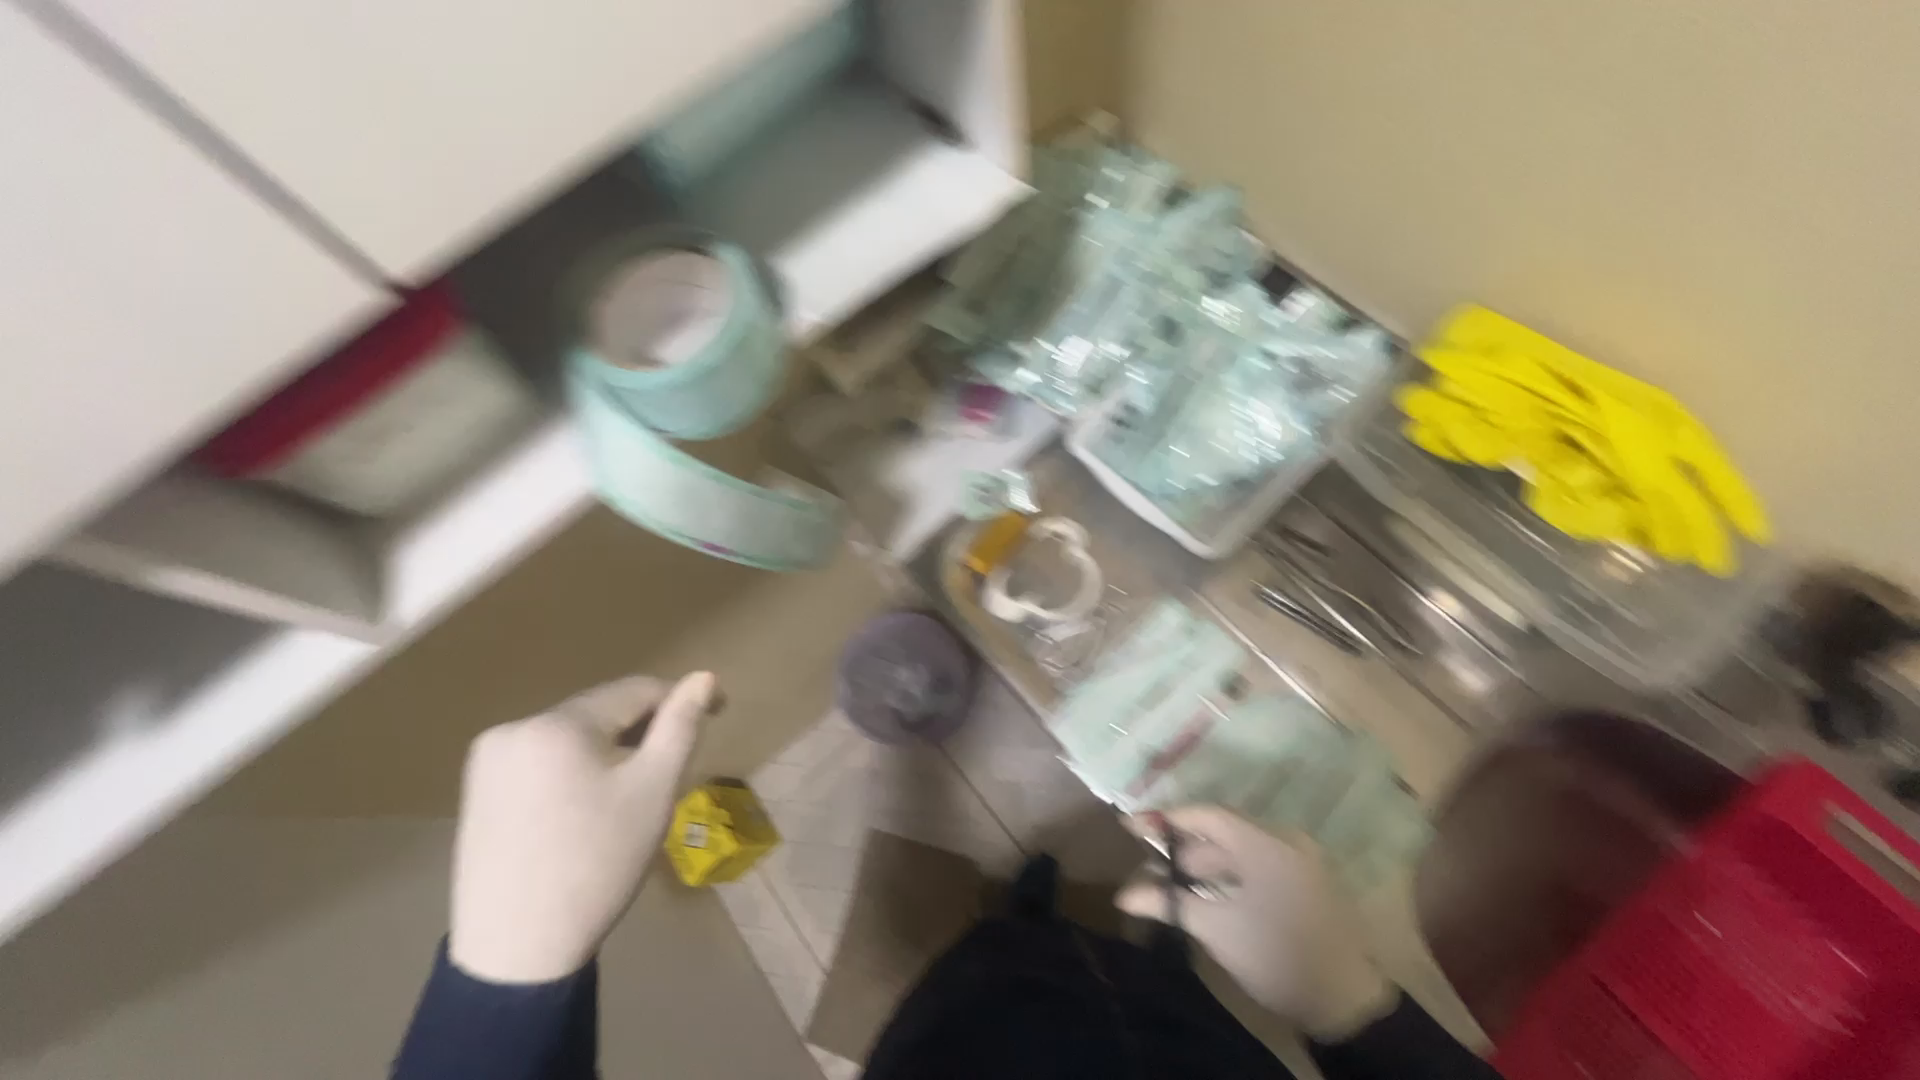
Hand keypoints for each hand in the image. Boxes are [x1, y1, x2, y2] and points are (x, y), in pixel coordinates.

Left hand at [448, 672, 717, 983]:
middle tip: (674, 766)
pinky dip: (575, 770)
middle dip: (641, 729)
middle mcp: (514, 728)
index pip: (634, 691)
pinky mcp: (477, 792)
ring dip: (609, 749)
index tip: (720, 712)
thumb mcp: (653, 791)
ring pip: (571, 736)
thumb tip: (704, 677)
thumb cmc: (598, 864)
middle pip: (599, 712)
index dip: (680, 698)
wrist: (517, 950)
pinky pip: (542, 761)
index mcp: (557, 724)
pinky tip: (587, 808)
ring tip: (632, 791)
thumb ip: (680, 727)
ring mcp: (488, 761)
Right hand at [1118, 805, 1394, 1037]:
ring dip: (1204, 867)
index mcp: (1266, 843)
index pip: (1206, 815)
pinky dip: (1230, 876)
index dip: (1165, 820)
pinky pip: (1259, 866)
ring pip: (1241, 852)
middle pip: (1223, 833)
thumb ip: (1169, 903)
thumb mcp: (1217, 929)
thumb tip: (1124, 896)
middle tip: (1147, 869)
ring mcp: (1301, 861)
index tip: (1130, 827)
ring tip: (1170, 887)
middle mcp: (1286, 841)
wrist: (1347, 1005)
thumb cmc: (1276, 956)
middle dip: (1182, 851)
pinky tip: (1205, 896)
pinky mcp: (1308, 882)